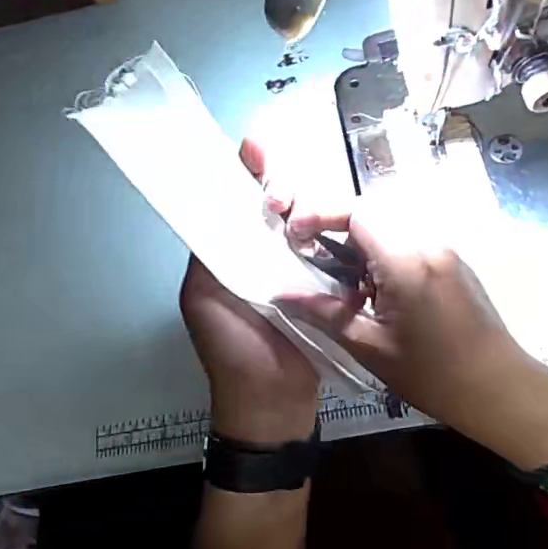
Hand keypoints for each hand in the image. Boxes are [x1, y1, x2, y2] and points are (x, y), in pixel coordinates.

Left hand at [179, 139, 318, 445]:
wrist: (273, 401)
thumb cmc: (233, 349)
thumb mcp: (206, 295)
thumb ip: (210, 250)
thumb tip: (217, 200)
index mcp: (227, 256)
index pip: (234, 204)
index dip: (245, 175)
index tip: (257, 148)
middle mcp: (261, 258)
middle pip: (272, 211)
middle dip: (280, 188)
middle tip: (285, 185)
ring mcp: (298, 273)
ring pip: (303, 228)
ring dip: (309, 208)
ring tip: (312, 196)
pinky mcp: (327, 289)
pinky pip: (329, 254)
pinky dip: (335, 236)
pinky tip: (341, 216)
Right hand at [276, 193, 547, 469]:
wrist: (498, 387)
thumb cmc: (432, 374)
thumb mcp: (371, 348)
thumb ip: (325, 314)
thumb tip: (281, 294)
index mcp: (407, 261)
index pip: (357, 211)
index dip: (320, 215)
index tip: (296, 235)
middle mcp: (429, 245)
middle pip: (375, 215)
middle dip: (339, 231)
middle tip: (317, 265)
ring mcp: (447, 253)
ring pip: (394, 230)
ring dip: (365, 247)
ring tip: (348, 288)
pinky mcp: (456, 266)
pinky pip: (414, 245)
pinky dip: (388, 257)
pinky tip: (379, 294)